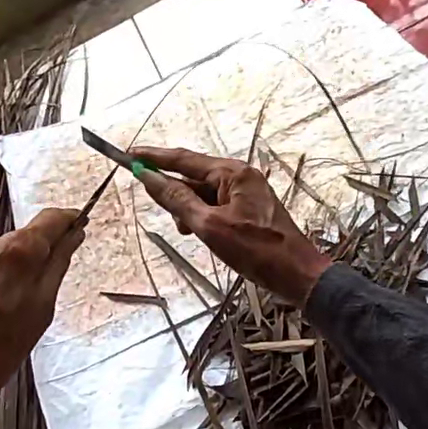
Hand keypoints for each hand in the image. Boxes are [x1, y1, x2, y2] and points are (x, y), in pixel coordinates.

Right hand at [131, 146, 331, 305]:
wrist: (298, 274)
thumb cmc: (258, 251)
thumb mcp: (210, 227)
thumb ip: (177, 200)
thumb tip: (148, 179)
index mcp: (233, 173)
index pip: (184, 159)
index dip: (154, 157)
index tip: (129, 154)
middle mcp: (240, 176)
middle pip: (193, 176)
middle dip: (174, 193)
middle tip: (164, 213)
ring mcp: (246, 192)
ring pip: (204, 194)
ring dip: (189, 210)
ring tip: (188, 232)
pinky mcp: (249, 209)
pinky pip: (216, 206)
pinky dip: (203, 218)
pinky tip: (202, 235)